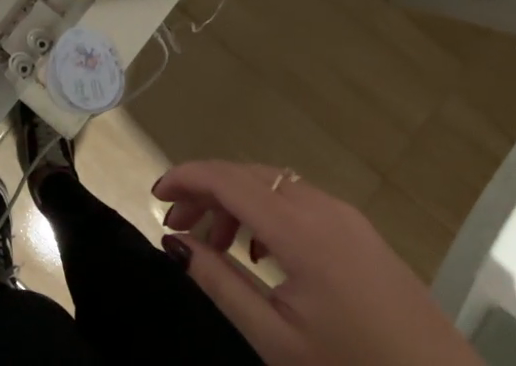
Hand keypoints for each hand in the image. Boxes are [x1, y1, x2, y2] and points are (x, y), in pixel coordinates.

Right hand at [154, 161, 481, 365]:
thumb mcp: (275, 338)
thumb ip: (220, 283)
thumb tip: (174, 244)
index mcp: (300, 229)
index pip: (228, 179)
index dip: (185, 177)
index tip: (154, 194)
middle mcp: (322, 207)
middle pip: (249, 176)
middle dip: (206, 192)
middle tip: (176, 226)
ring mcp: (347, 217)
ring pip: (274, 186)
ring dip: (236, 202)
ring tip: (213, 244)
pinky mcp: (362, 233)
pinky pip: (300, 202)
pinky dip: (267, 212)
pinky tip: (260, 252)